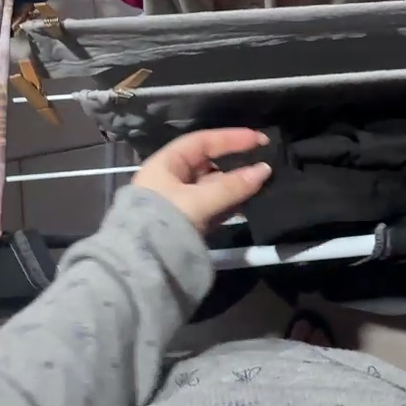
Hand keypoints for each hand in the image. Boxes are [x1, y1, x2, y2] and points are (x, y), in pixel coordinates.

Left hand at [132, 128, 273, 232]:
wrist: (141, 268)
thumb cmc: (165, 220)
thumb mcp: (198, 200)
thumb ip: (232, 186)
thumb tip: (265, 170)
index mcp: (165, 164)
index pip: (202, 141)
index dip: (231, 137)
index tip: (259, 138)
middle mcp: (171, 179)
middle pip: (209, 163)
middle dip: (236, 162)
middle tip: (263, 161)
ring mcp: (179, 202)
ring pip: (213, 186)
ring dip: (236, 184)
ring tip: (263, 182)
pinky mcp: (187, 223)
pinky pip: (213, 206)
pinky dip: (231, 202)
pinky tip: (250, 202)